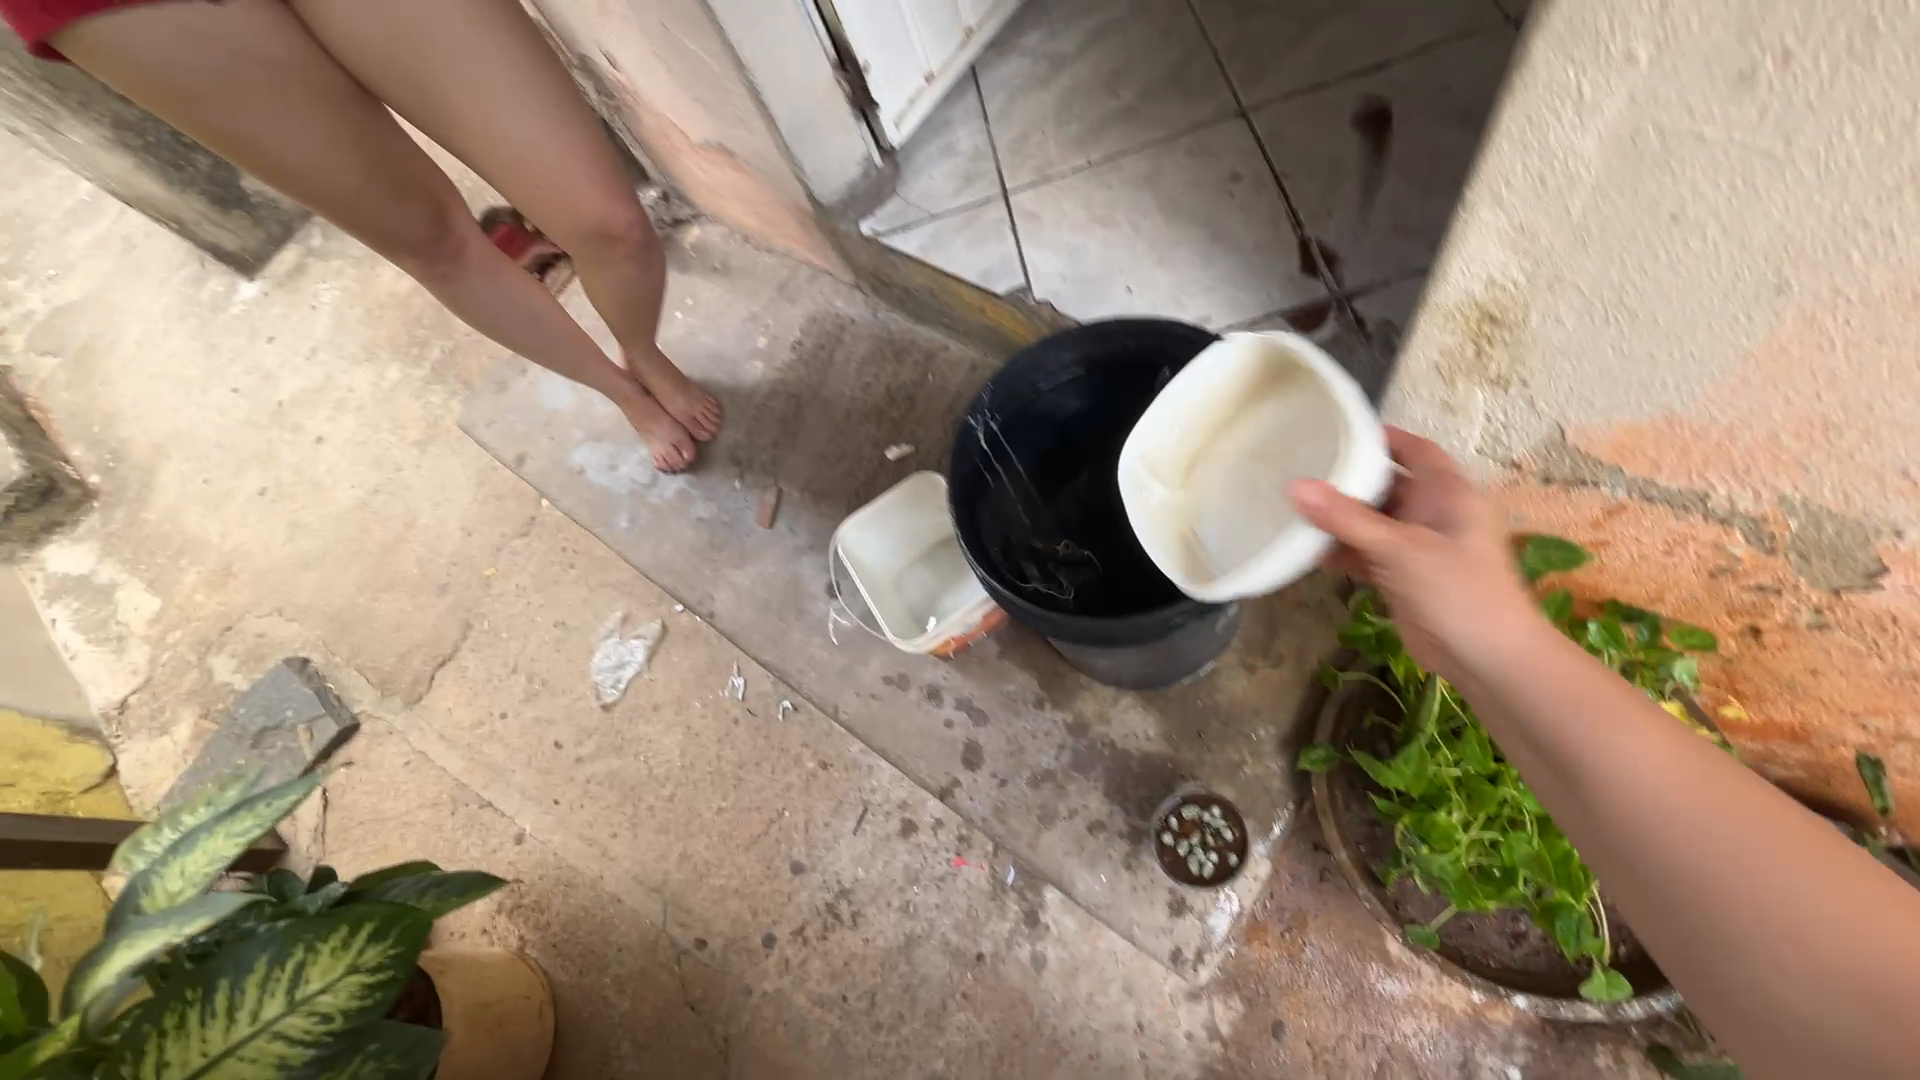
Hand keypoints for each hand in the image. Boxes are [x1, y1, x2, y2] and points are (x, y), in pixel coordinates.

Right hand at [1291, 427, 1541, 684]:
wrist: (1487, 657)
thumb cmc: (1458, 590)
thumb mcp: (1401, 548)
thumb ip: (1346, 518)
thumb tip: (1294, 486)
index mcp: (1448, 494)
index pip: (1415, 451)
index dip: (1383, 437)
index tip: (1339, 430)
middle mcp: (1433, 515)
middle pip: (1386, 485)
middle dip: (1348, 480)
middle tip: (1301, 468)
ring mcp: (1417, 547)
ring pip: (1371, 522)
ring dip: (1338, 519)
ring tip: (1293, 506)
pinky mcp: (1402, 577)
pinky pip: (1365, 553)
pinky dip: (1340, 550)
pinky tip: (1306, 549)